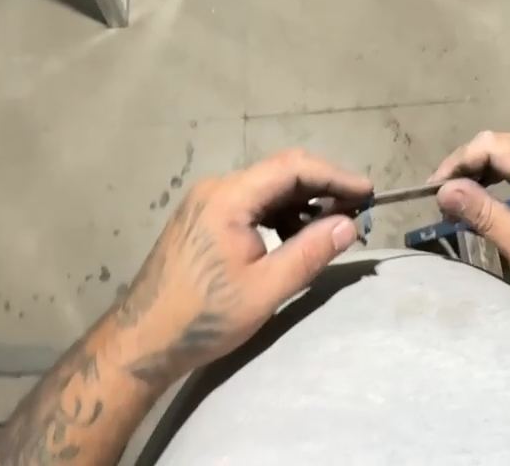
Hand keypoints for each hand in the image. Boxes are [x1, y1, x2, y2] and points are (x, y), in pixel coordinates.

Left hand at [111, 149, 370, 388]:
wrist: (142, 341)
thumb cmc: (203, 317)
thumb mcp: (264, 290)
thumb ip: (309, 253)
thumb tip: (350, 225)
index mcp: (230, 196)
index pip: (293, 167)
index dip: (334, 176)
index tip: (368, 192)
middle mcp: (218, 187)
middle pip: (281, 172)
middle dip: (323, 187)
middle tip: (358, 209)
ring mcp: (208, 200)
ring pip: (267, 187)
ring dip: (303, 202)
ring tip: (332, 227)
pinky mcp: (205, 216)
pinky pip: (252, 202)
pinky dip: (280, 214)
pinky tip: (295, 237)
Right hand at [429, 131, 509, 324]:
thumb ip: (481, 212)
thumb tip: (443, 191)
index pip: (490, 145)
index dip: (458, 162)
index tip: (435, 189)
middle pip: (498, 143)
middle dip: (466, 164)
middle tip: (443, 193)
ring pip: (508, 151)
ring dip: (480, 169)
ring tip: (459, 196)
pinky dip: (497, 176)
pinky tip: (484, 196)